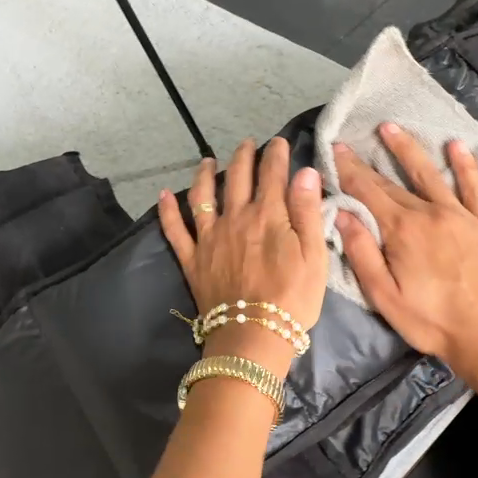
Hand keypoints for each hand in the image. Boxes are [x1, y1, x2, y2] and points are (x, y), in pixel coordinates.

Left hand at [157, 137, 328, 377]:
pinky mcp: (192, 257)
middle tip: (247, 143)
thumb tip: (305, 172)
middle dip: (243, 156)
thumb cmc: (293, 298)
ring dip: (205, 174)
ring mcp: (209, 237)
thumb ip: (307, 211)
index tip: (279, 142)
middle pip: (238, 179)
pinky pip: (174, 229)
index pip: (272, 175)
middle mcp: (235, 218)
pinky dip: (167, 210)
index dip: (276, 155)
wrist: (254, 334)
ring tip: (207, 160)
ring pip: (203, 196)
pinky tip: (163, 194)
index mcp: (268, 216)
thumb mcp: (314, 256)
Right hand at [333, 123, 477, 382]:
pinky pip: (476, 188)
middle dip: (369, 159)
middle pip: (393, 182)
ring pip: (431, 174)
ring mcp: (462, 216)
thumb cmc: (429, 321)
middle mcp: (430, 213)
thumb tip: (342, 213)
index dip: (348, 169)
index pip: (367, 191)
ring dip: (410, 149)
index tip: (334, 148)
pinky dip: (466, 166)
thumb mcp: (383, 295)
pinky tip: (457, 147)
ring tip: (393, 127)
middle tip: (352, 139)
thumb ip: (361, 252)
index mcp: (402, 230)